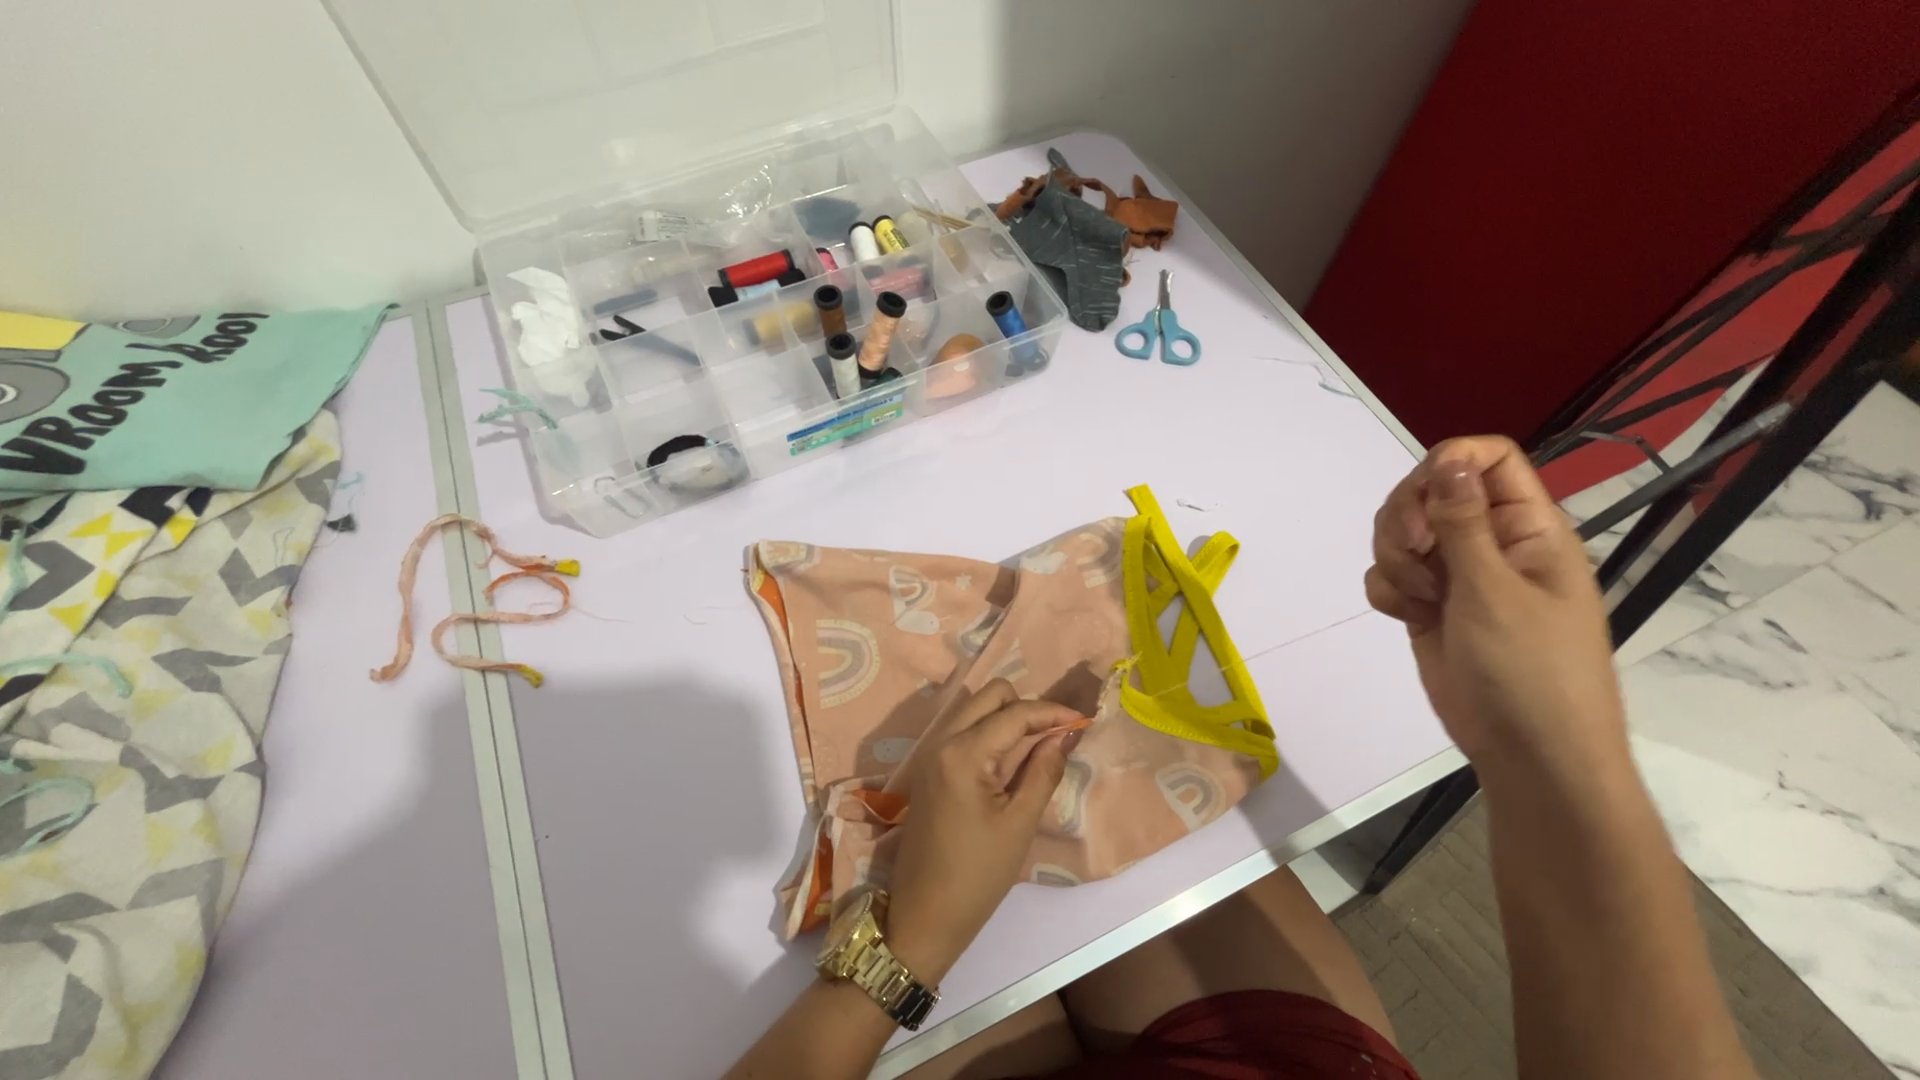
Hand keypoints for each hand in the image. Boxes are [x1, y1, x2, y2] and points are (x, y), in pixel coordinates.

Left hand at [883, 680, 1085, 983]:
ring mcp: (930, 753)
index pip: (1014, 713)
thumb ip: (1043, 771)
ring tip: (1037, 748)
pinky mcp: (929, 768)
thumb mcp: (1019, 823)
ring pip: (974, 709)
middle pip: (989, 696)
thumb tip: (1064, 734)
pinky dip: (989, 732)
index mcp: (962, 753)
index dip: (1051, 712)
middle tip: (1055, 736)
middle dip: (1026, 708)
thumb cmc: (977, 875)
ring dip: (1006, 717)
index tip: (1083, 720)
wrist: (924, 915)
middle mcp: (941, 741)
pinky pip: (962, 729)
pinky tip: (1010, 760)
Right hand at [1363, 437, 1627, 772]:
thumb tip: (1448, 458)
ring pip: (1401, 533)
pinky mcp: (1429, 607)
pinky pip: (1390, 576)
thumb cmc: (1529, 670)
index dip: (1448, 465)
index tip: (1423, 503)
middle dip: (1406, 518)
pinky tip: (1408, 617)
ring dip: (1394, 558)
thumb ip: (1463, 522)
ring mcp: (1458, 576)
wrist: (1527, 753)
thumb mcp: (1494, 591)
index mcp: (1528, 528)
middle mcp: (1491, 543)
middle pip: (1430, 491)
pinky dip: (1389, 591)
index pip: (1488, 459)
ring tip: (1418, 598)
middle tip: (1416, 556)